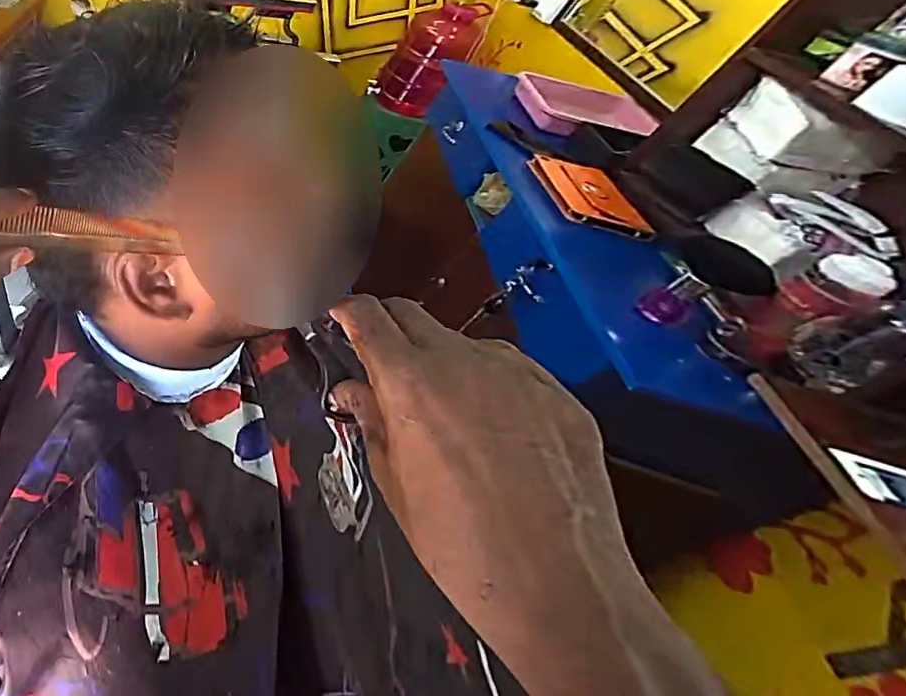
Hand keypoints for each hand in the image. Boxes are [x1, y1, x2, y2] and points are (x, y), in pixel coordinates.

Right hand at [326, 296, 720, 694]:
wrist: (565, 595)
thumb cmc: (457, 543)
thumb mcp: (392, 481)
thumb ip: (370, 421)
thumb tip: (354, 391)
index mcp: (407, 380)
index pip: (367, 313)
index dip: (347, 312)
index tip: (340, 323)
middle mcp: (461, 362)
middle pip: (410, 312)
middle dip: (387, 326)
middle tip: (381, 361)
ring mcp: (518, 376)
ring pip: (463, 341)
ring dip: (441, 356)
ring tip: (446, 405)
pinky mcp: (561, 397)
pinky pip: (511, 371)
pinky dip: (489, 382)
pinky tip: (497, 429)